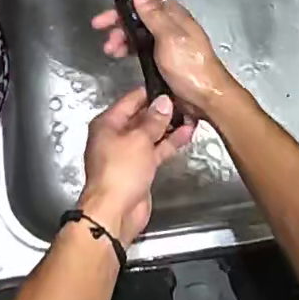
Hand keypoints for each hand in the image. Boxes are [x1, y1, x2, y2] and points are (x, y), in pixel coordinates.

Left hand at [78, 87, 194, 244]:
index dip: (150, 93)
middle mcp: (115, 135)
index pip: (131, 100)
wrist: (114, 213)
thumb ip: (153, 120)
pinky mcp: (139, 169)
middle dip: (162, 111)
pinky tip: (186, 134)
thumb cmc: (120, 171)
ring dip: (169, 127)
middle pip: (141, 117)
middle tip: (184, 101)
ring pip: (150, 135)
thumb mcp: (138, 140)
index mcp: (107, 123)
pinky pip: (155, 150)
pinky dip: (169, 143)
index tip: (170, 86)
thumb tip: (164, 101)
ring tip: (191, 116)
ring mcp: (128, 153)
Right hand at [91, 0, 248, 119]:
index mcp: (175, 15)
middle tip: (100, 25)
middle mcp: (171, 25)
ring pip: (139, 31)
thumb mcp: (170, 38)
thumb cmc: (191, 68)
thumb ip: (154, 15)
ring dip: (122, 36)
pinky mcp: (164, 59)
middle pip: (141, 13)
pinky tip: (120, 55)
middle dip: (119, 18)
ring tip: (109, 48)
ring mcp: (167, 42)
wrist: (207, 100)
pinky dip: (129, 48)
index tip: (111, 1)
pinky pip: (142, 47)